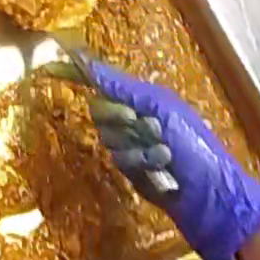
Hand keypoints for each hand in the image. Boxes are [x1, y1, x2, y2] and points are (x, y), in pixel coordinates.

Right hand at [75, 58, 259, 259]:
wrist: (210, 196)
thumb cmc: (193, 145)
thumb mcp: (161, 108)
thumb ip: (122, 88)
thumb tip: (88, 63)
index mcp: (142, 96)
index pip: (101, 79)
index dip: (75, 71)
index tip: (49, 66)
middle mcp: (132, 115)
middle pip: (99, 108)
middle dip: (118, 117)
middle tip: (139, 121)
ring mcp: (130, 143)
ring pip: (108, 136)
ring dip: (135, 144)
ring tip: (163, 153)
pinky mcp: (129, 168)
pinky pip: (118, 158)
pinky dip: (140, 162)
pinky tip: (160, 170)